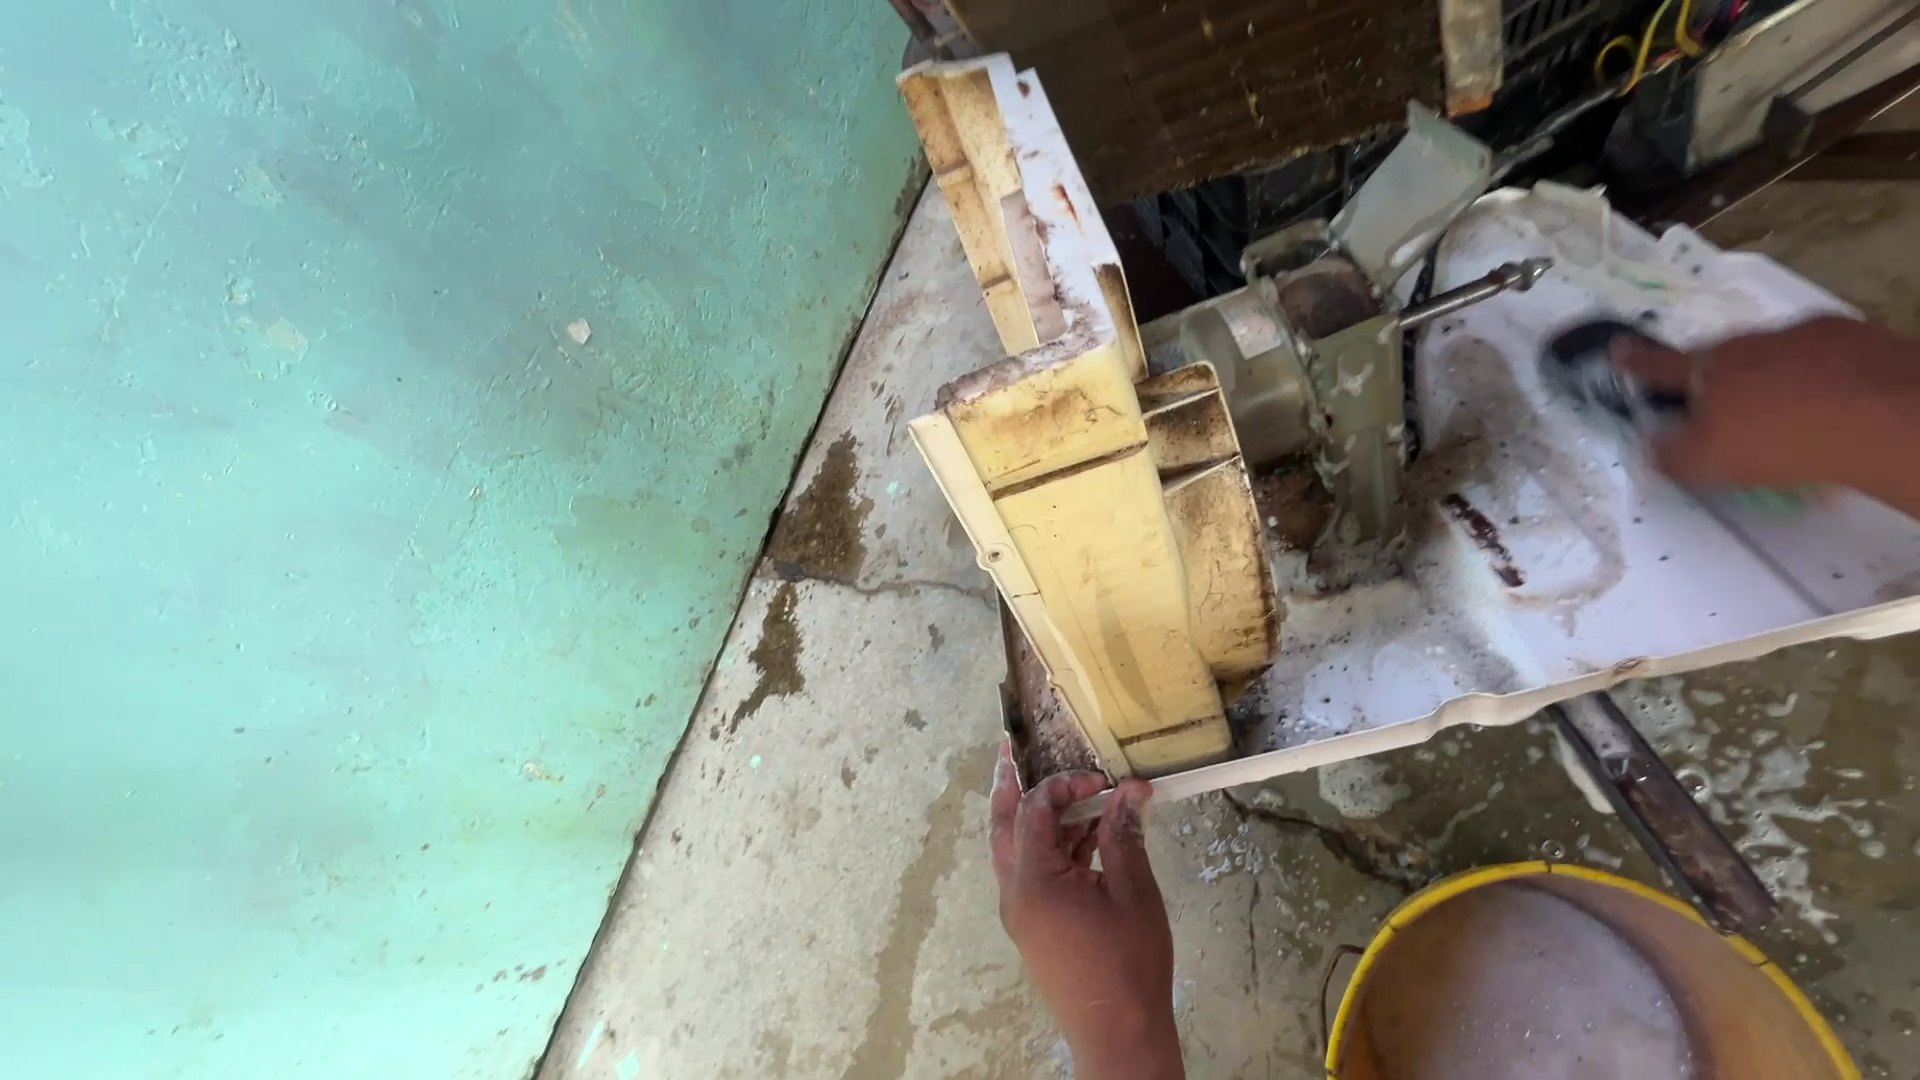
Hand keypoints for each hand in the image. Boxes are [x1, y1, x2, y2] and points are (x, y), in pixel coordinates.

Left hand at [990, 744, 1181, 1079]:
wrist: (1120, 1037)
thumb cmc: (1129, 964)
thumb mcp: (1133, 892)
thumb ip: (1124, 834)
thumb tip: (1131, 789)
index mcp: (1033, 880)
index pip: (1034, 810)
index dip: (1064, 785)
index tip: (1103, 781)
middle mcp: (1015, 891)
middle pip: (1002, 824)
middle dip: (1008, 785)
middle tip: (1009, 750)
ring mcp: (1020, 910)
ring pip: (1014, 847)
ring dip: (1033, 816)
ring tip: (1057, 789)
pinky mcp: (1032, 925)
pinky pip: (1031, 871)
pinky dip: (1050, 847)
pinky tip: (1082, 836)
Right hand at [1614, 316, 1919, 514]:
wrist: (1894, 419)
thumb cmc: (1782, 441)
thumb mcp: (1707, 462)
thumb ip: (1670, 452)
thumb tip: (1653, 441)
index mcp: (1707, 368)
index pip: (1658, 366)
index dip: (1633, 361)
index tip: (1616, 350)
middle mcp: (1753, 341)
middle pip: (1722, 356)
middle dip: (1716, 375)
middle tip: (1722, 405)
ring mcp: (1812, 334)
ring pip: (1777, 353)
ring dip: (1773, 374)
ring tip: (1787, 409)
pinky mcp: (1864, 337)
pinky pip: (1827, 355)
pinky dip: (1822, 374)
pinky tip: (1834, 401)